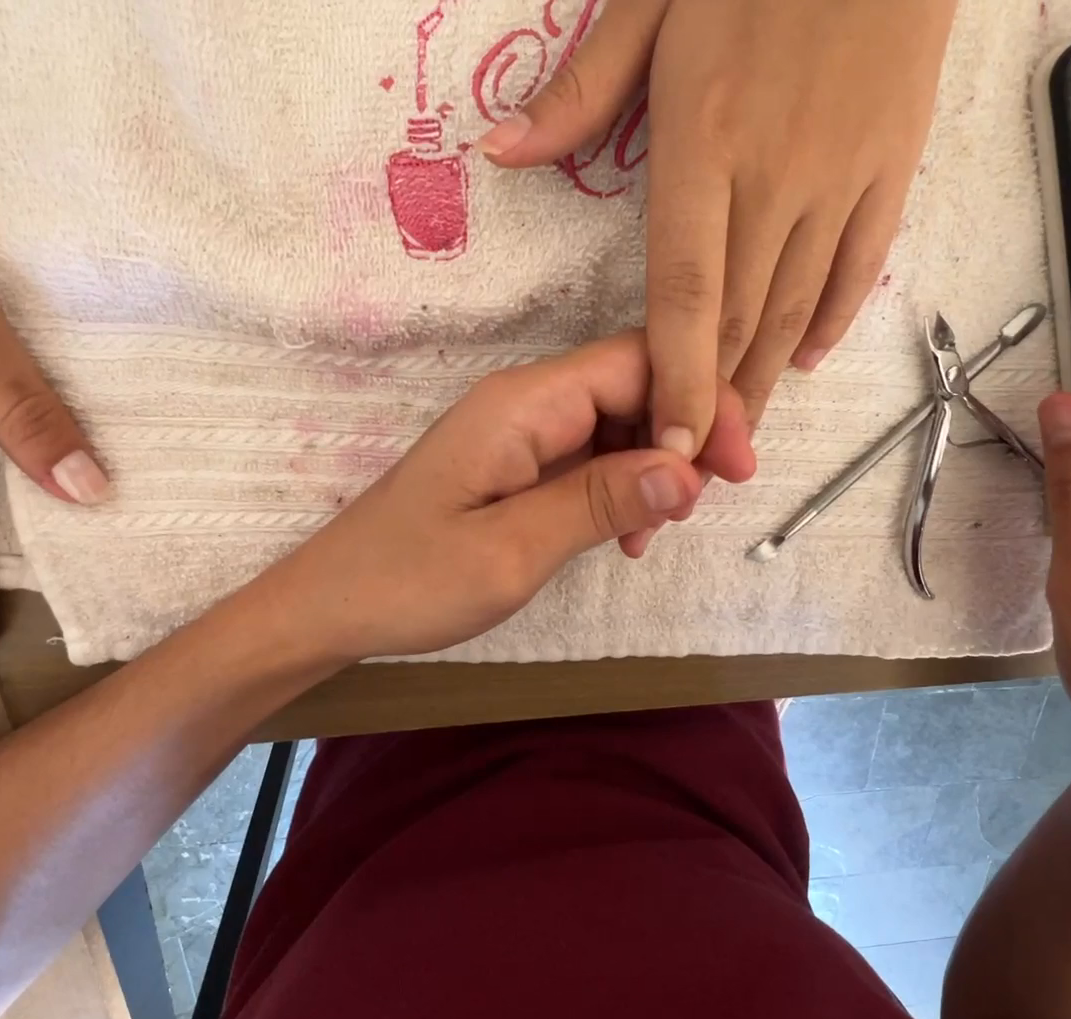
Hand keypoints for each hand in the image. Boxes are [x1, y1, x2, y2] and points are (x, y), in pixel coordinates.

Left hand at [257, 331, 755, 660]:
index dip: (700, 401)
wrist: (334, 604)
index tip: (737, 467)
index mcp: (523, 403)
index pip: (639, 362)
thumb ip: (602, 501)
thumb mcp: (514, 549)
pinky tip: (623, 536)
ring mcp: (519, 434)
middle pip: (634, 386)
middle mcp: (525, 402)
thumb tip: (689, 469)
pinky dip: (620, 490)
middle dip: (683, 437)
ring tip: (656, 531)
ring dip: (653, 470)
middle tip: (703, 504)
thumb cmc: (412, 579)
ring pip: (617, 424)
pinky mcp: (515, 466)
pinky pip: (589, 458)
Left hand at [479, 0, 956, 450]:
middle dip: (715, 405)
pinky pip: (861, 263)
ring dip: (765, 380)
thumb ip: (577, 94)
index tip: (667, 449)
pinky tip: (805, 358)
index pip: (685, 294)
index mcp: (702, 149)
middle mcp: (774, 179)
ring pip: (796, 306)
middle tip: (695, 469)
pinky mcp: (892, 165)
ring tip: (739, 437)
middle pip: (739, 319)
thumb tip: (499, 150)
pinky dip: (832, 319)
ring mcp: (841, 177)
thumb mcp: (646, 3)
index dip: (675, 380)